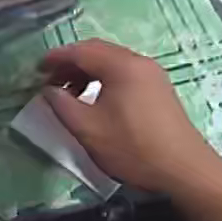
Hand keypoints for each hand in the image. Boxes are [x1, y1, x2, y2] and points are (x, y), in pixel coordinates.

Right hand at [39, 40, 221, 195]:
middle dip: (70, 63)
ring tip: (68, 93)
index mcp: (122, 65)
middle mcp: (139, 62)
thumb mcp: (88, 129)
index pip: (81, 51)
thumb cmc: (132, 148)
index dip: (56, 58)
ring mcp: (152, 74)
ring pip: (112, 62)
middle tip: (49, 81)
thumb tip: (48, 90)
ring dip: (87, 72)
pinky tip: (94, 101)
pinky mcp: (159, 89)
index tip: (37, 70)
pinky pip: (124, 73)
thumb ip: (62, 105)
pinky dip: (103, 80)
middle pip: (98, 51)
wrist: (184, 169)